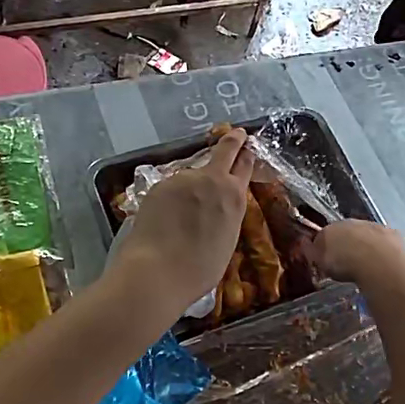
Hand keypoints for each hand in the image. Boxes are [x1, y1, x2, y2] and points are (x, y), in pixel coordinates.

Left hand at [106, 127, 254, 311]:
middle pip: (223, 150)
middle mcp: (210, 180)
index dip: (246, 156)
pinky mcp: (158, 186)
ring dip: (190, 186)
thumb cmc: (198, 269)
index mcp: (233, 197)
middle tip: (236, 134)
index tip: (247, 148)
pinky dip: (170, 199)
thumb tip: (216, 212)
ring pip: (190, 176)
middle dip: (232, 140)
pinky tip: (164, 218)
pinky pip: (169, 188)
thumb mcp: (225, 241)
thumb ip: (224, 217)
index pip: (244, 166)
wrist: (157, 270)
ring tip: (182, 213)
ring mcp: (182, 180)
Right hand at [310, 220, 404, 285]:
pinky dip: (381, 249)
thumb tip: (304, 242)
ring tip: (365, 264)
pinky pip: (383, 240)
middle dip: (345, 244)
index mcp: (329, 229)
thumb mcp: (320, 263)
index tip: (327, 260)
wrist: (378, 263)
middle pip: (344, 232)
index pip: (322, 235)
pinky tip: (382, 262)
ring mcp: (371, 226)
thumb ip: (311, 252)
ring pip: (364, 234)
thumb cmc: (344, 265)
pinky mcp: (391, 232)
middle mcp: (349, 223)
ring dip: (363, 245)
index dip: (324, 248)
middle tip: (346, 262)